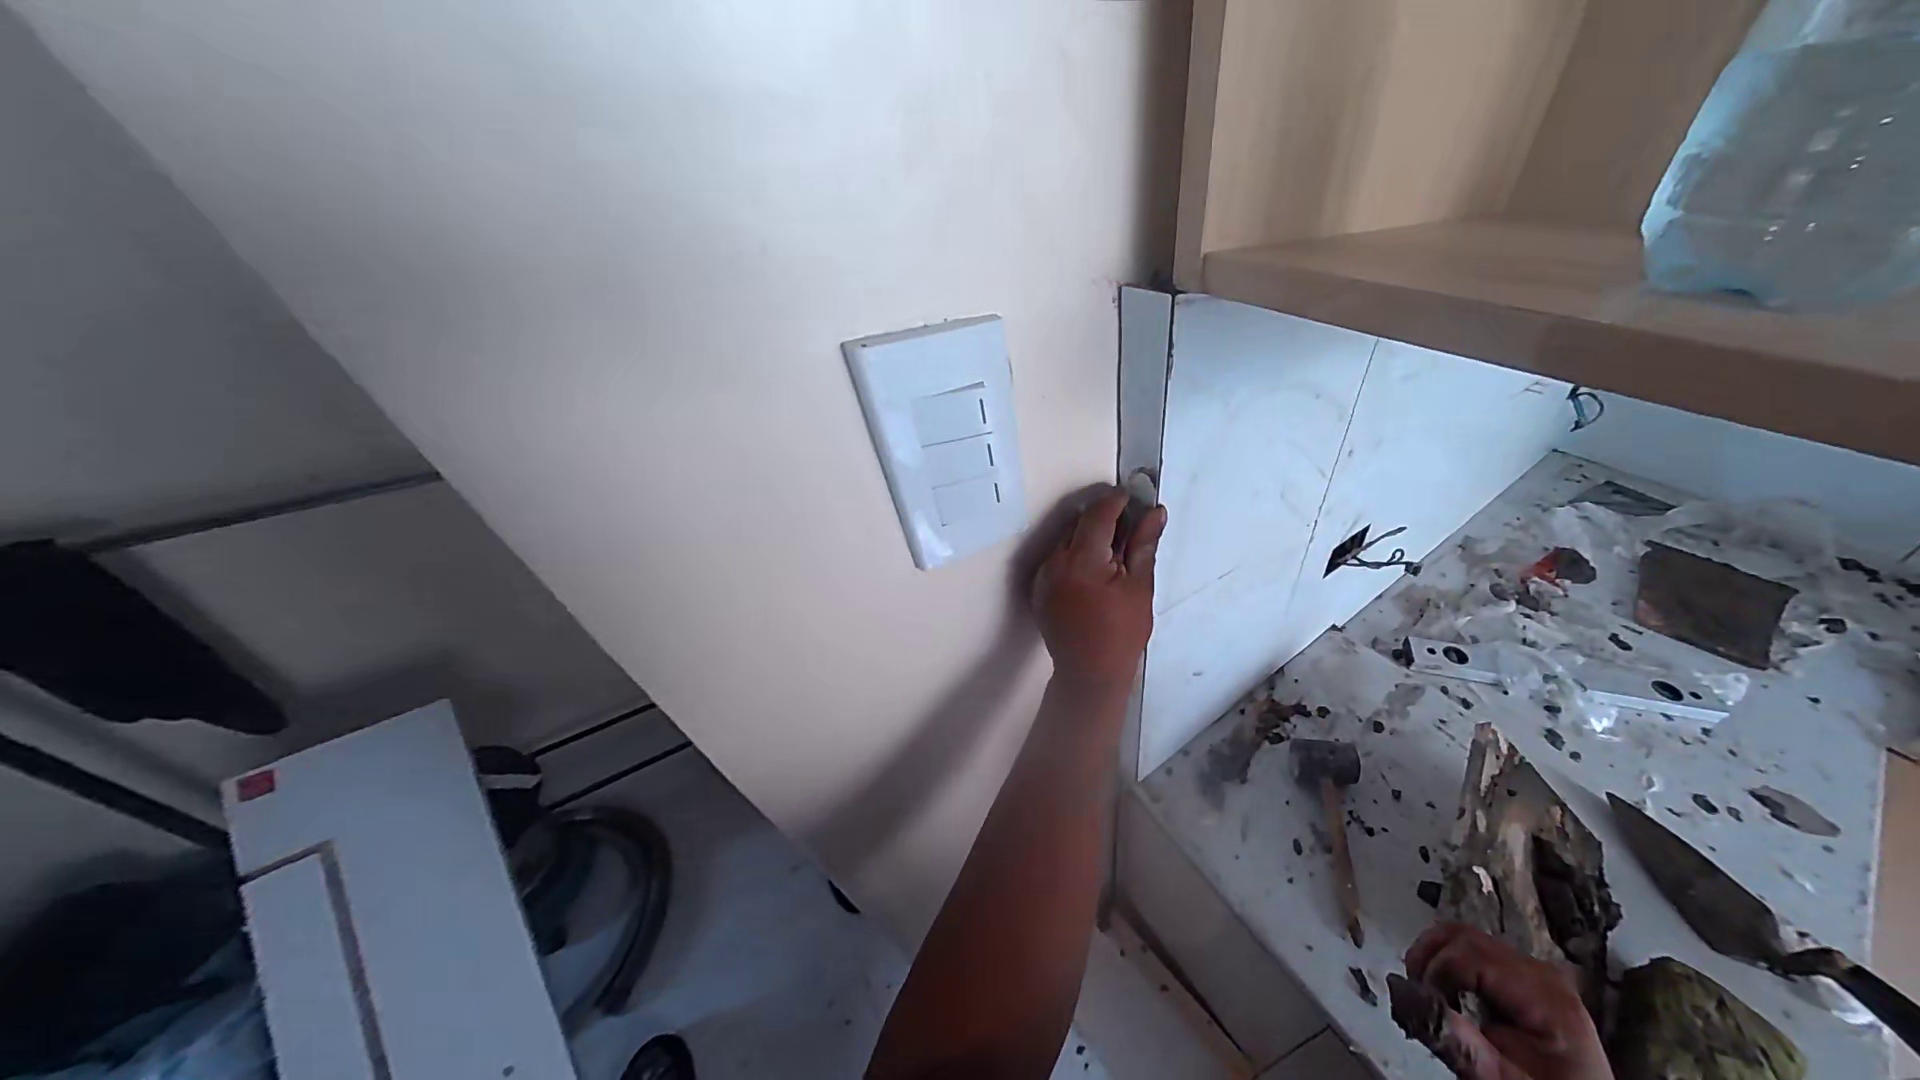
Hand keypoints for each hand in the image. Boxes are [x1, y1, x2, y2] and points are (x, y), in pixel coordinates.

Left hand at [1032, 487, 1166, 687]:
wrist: (1090, 672)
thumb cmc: (1121, 633)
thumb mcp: (1140, 586)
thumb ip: (1143, 544)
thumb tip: (1154, 512)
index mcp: (1081, 560)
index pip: (1097, 515)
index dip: (1116, 501)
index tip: (1132, 495)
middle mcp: (1055, 562)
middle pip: (1079, 524)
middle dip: (1104, 519)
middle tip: (1130, 525)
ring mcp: (1043, 576)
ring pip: (1067, 541)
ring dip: (1089, 537)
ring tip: (1114, 553)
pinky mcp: (1039, 588)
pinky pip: (1058, 559)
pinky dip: (1076, 555)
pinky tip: (1095, 571)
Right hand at [1405, 924, 1613, 1079]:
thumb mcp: (1499, 1077)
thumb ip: (1455, 1040)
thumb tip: (1402, 993)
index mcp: (1546, 998)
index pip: (1468, 954)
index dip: (1435, 972)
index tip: (1426, 1006)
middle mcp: (1542, 972)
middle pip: (1463, 937)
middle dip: (1428, 959)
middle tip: (1418, 994)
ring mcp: (1534, 968)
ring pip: (1463, 936)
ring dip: (1434, 957)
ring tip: (1428, 990)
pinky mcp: (1523, 972)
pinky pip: (1473, 948)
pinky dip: (1447, 960)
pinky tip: (1447, 990)